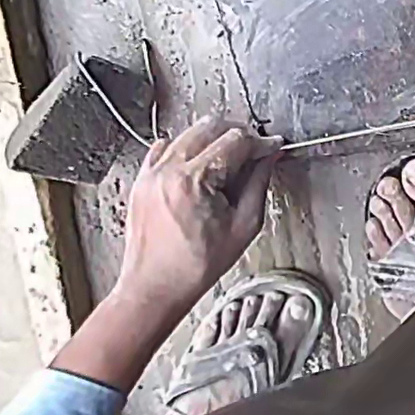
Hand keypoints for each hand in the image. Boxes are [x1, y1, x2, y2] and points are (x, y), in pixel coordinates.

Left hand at [113, 116, 282, 310]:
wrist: (155, 287)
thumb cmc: (195, 266)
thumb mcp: (244, 225)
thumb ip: (258, 183)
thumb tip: (269, 157)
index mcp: (195, 180)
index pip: (236, 140)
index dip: (260, 142)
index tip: (272, 146)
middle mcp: (169, 169)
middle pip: (211, 126)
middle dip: (238, 134)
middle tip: (254, 151)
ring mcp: (152, 172)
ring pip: (189, 133)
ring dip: (213, 139)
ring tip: (229, 162)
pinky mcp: (142, 179)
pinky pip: (164, 148)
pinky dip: (185, 149)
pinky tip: (199, 165)